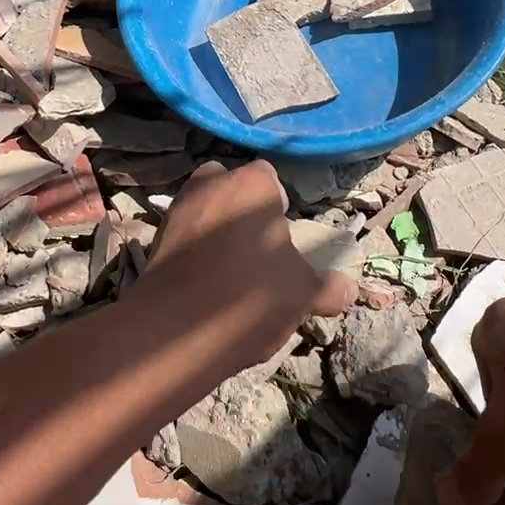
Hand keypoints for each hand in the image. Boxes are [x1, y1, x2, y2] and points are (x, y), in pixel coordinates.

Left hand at [138, 160, 357, 369]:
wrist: (178, 327)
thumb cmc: (251, 293)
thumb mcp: (301, 293)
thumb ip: (327, 288)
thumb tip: (349, 290)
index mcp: (251, 184)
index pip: (267, 177)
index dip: (276, 203)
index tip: (281, 234)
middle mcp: (211, 183)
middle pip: (230, 186)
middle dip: (240, 208)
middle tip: (254, 248)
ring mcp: (178, 208)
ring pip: (203, 207)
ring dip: (214, 227)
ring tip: (229, 270)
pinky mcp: (155, 237)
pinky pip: (182, 233)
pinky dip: (192, 249)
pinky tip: (204, 283)